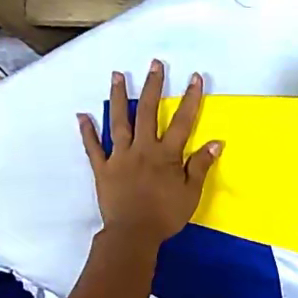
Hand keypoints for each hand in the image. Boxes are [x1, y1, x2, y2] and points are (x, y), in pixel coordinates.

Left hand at [78, 60, 220, 247]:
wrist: (133, 234)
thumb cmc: (166, 215)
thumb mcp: (191, 193)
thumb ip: (200, 166)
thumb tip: (215, 142)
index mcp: (166, 154)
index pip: (181, 121)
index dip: (190, 99)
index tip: (194, 77)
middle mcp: (142, 148)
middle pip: (147, 111)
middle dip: (152, 86)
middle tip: (154, 64)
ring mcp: (120, 156)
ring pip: (119, 121)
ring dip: (118, 96)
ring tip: (117, 74)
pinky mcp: (102, 169)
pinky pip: (93, 147)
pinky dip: (87, 131)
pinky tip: (82, 115)